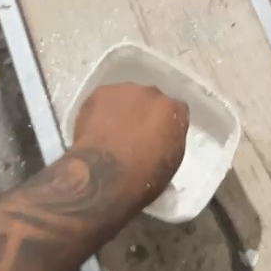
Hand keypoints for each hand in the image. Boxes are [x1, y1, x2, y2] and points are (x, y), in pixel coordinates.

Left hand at [72, 83, 188, 207]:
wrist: (102, 176)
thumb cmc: (141, 179)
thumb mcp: (169, 164)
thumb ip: (170, 140)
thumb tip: (162, 137)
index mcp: (174, 111)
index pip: (175, 110)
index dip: (164, 124)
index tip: (157, 137)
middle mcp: (153, 94)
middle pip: (150, 100)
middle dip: (143, 114)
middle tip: (132, 135)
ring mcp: (126, 90)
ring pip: (127, 97)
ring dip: (122, 110)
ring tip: (110, 132)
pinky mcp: (101, 92)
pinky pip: (104, 99)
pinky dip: (101, 111)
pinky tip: (95, 129)